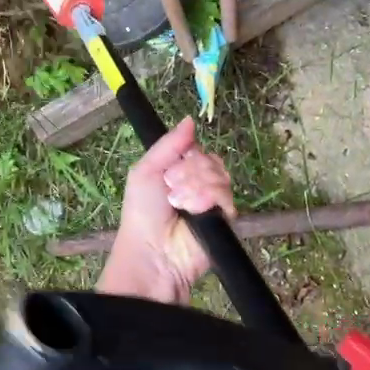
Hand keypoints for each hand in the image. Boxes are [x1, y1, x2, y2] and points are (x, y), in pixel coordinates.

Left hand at [101, 118, 235, 304]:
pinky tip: (192, 211)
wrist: (152, 251)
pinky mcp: (225, 219)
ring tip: (179, 203)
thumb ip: (169, 143)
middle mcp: (199, 184)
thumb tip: (190, 118)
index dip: (188, 155)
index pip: (198, 150)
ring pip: (219, 175)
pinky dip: (206, 199)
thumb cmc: (142, 212)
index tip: (171, 169)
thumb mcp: (146, 170)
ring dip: (195, 186)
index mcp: (180, 171)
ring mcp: (213, 202)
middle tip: (171, 188)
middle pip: (210, 160)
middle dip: (189, 172)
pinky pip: (226, 196)